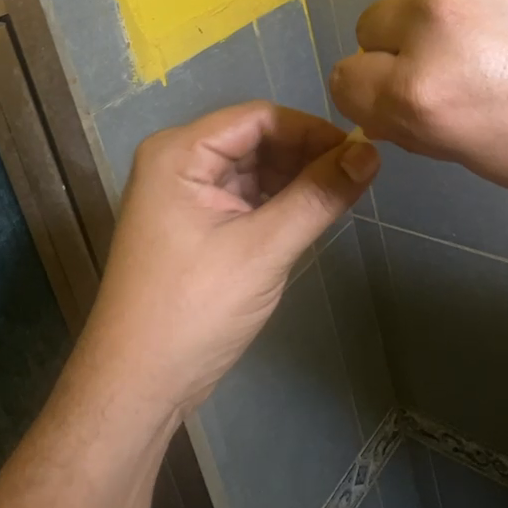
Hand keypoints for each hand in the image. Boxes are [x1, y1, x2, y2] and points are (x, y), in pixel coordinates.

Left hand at [71, 102, 379, 418]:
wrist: (135, 390)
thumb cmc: (194, 311)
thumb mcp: (264, 249)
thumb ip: (319, 196)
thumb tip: (372, 151)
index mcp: (179, 153)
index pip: (259, 117)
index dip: (311, 129)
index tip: (360, 152)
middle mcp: (177, 163)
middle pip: (255, 140)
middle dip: (306, 155)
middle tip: (357, 177)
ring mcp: (183, 197)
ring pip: (253, 169)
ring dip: (296, 180)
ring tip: (342, 196)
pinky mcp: (193, 227)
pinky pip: (244, 198)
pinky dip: (279, 203)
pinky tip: (312, 215)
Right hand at [329, 0, 507, 219]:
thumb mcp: (481, 158)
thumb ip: (416, 118)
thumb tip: (384, 90)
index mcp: (422, 91)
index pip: (347, 80)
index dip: (379, 96)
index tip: (415, 102)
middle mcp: (436, 16)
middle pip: (373, 22)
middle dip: (405, 49)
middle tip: (468, 68)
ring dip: (443, 5)